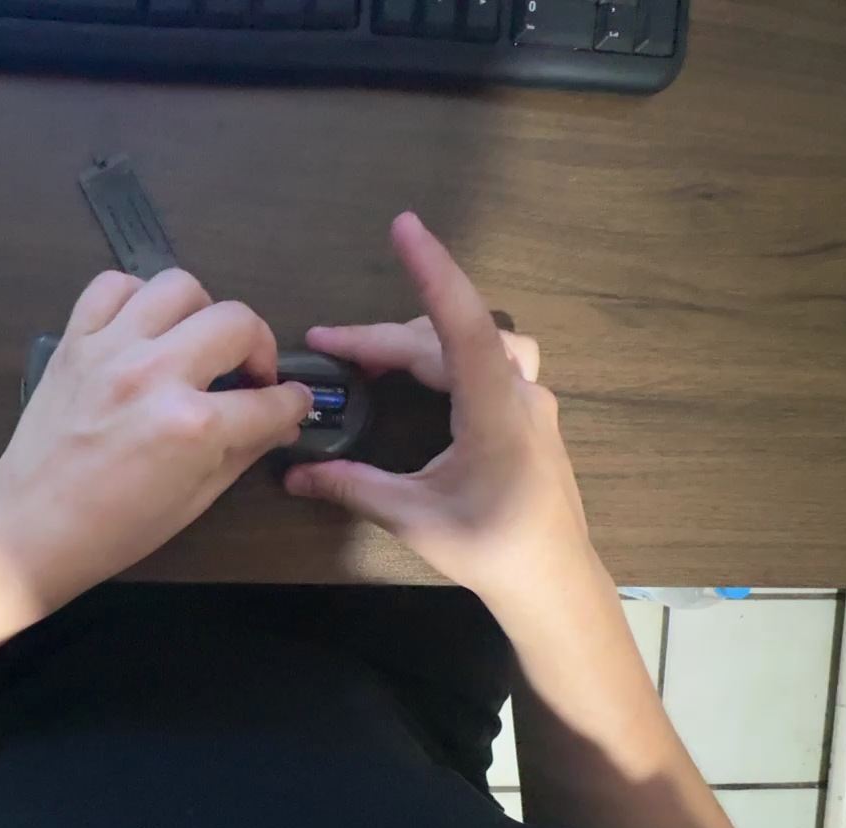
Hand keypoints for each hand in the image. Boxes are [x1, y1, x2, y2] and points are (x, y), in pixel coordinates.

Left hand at [0, 268, 312, 608]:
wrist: (29, 530)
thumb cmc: (115, 531)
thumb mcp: (194, 501)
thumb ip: (243, 451)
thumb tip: (279, 421)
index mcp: (193, 427)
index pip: (270, 401)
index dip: (293, 403)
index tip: (292, 404)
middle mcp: (156, 374)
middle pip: (238, 322)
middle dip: (260, 349)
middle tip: (249, 376)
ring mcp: (110, 350)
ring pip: (179, 285)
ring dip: (202, 313)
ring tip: (195, 346)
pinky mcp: (73, 342)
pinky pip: (112, 286)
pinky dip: (136, 299)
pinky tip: (142, 331)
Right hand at [284, 213, 595, 608]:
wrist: (553, 582)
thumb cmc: (490, 548)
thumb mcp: (413, 516)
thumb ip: (352, 487)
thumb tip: (292, 475)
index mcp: (494, 409)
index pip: (462, 324)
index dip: (432, 272)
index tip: (404, 227)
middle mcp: (519, 392)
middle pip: (450, 335)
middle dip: (384, 335)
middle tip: (329, 344)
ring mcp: (530, 401)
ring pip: (480, 340)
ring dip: (425, 336)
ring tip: (378, 356)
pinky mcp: (530, 415)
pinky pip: (491, 360)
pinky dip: (449, 353)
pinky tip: (427, 380)